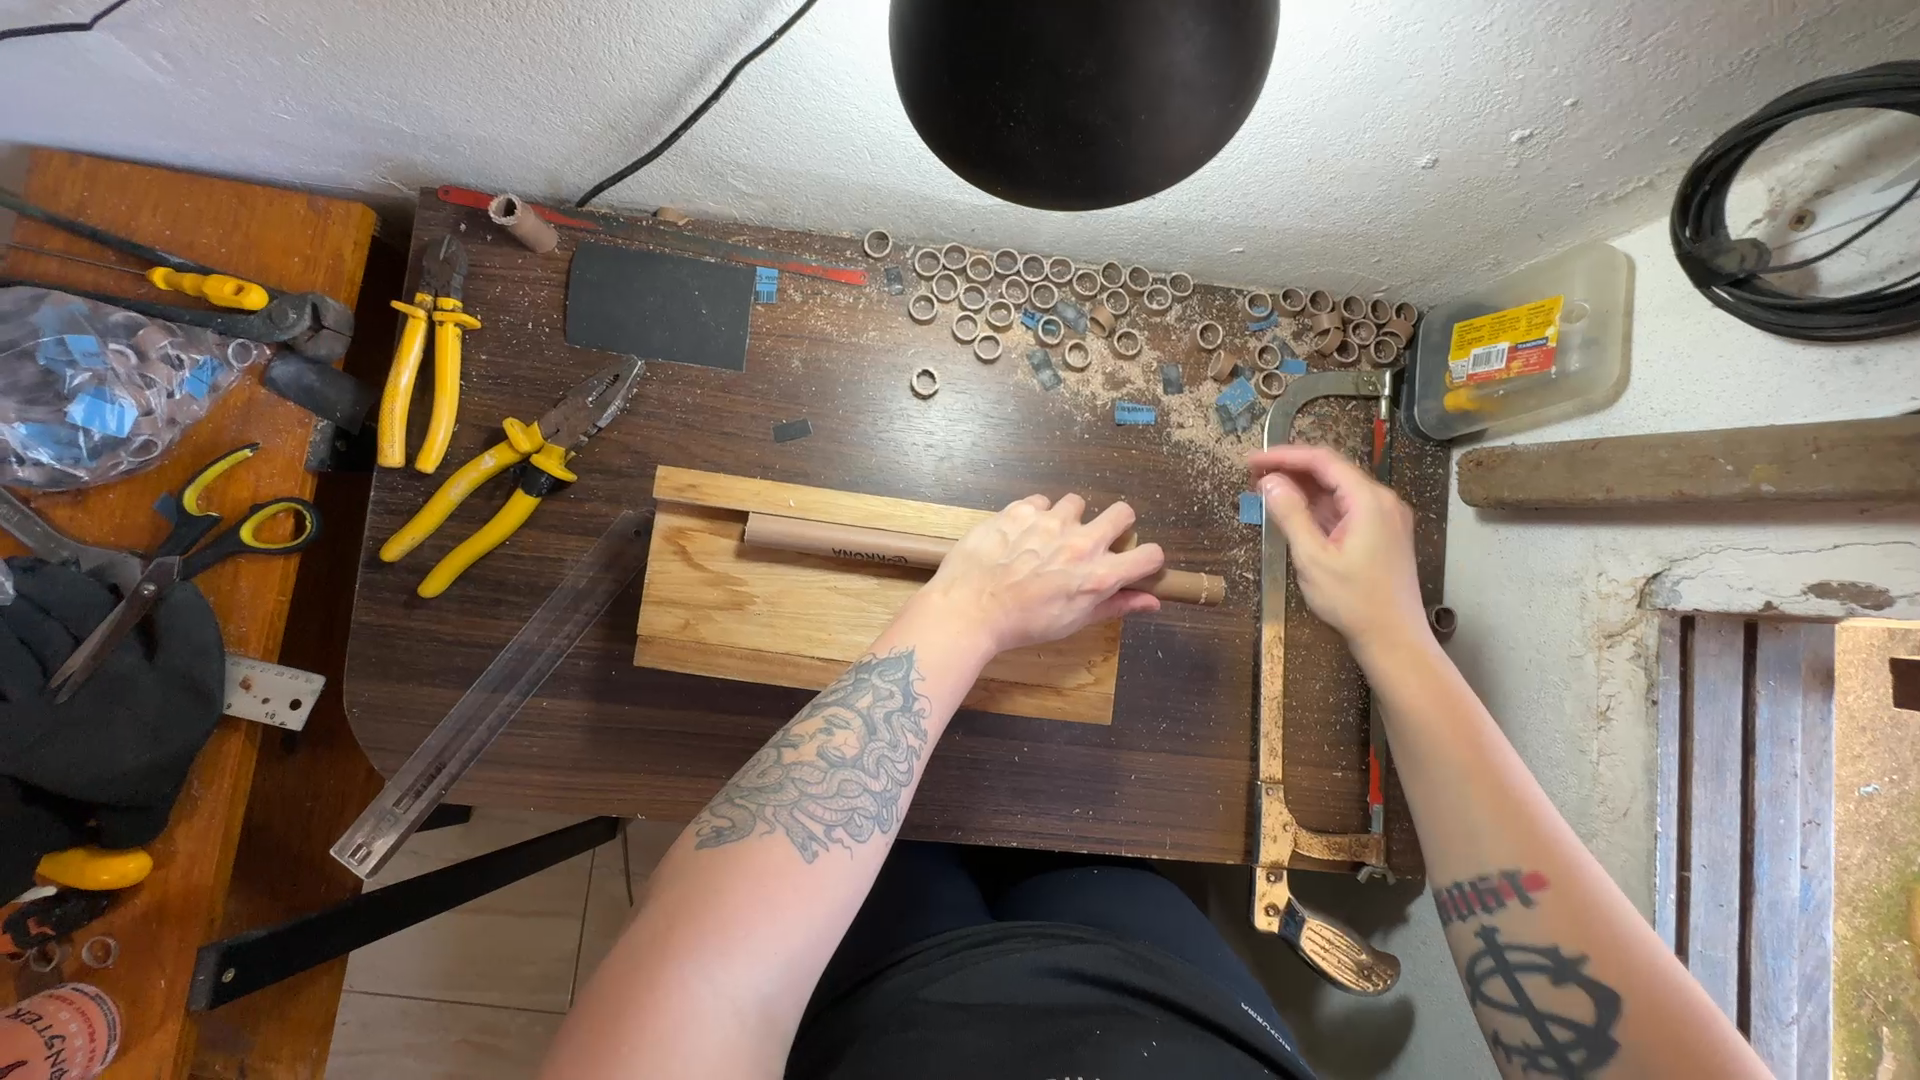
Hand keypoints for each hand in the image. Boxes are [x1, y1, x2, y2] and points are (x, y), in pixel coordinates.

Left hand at [919, 494, 1164, 655]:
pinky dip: (1035, 515)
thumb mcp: (1073, 621)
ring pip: (1076, 503)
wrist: (969, 609)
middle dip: (1115, 524)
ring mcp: (1050, 521)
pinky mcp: (1020, 510)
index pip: (1149, 555)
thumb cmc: (1022, 624)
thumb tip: (1152, 601)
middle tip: (1094, 540)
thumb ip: (1115, 606)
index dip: (1146, 558)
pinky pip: (1039, 501)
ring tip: (1047, 538)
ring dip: (1068, 518)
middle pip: (1122, 513)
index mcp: (1098, 576)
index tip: (1133, 562)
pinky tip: (1020, 534)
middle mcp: (1080, 543)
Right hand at [1249, 445, 1426, 653]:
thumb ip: (1290, 515)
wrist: (1393, 636)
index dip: (1285, 456)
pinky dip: (1317, 505)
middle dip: (1291, 470)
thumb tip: (1270, 482)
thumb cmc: (1353, 599)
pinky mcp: (1381, 533)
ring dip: (1302, 488)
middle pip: (1332, 471)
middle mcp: (1382, 501)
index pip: (1323, 461)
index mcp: (1369, 500)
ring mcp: (1384, 517)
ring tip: (1267, 492)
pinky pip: (1345, 507)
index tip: (1252, 461)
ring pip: (1338, 489)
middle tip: (1254, 476)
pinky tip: (1294, 513)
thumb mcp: (1312, 557)